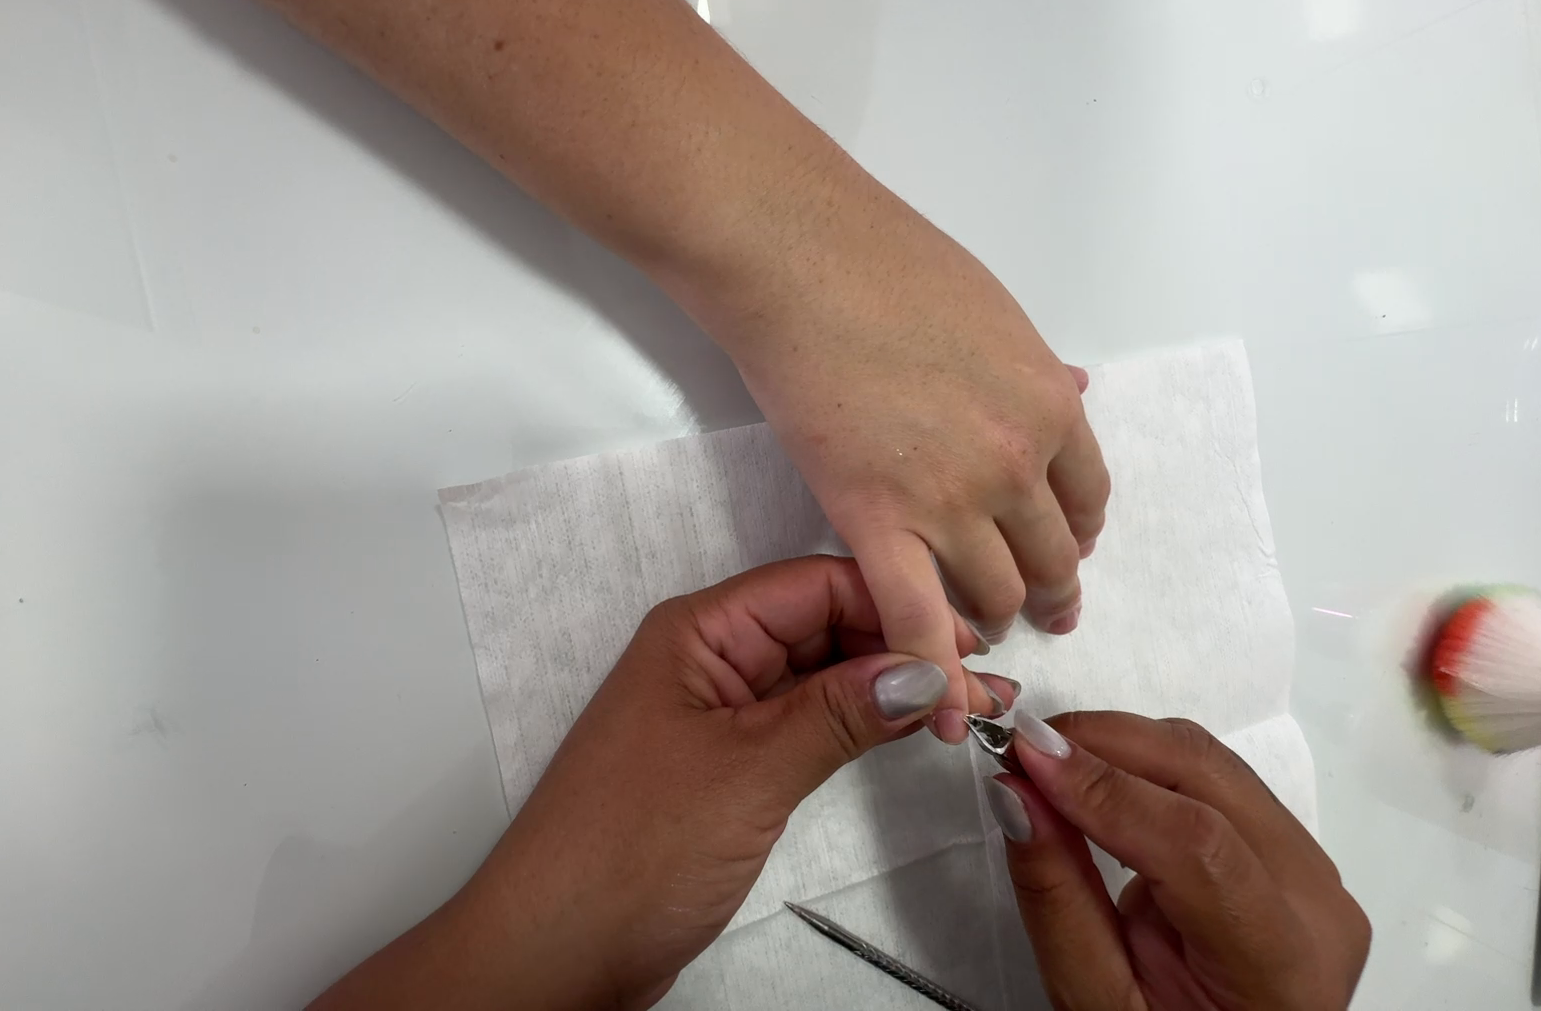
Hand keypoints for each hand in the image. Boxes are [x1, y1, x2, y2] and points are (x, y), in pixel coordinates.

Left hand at [311, 556, 1017, 1010]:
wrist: (554, 953)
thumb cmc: (637, 846)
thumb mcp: (748, 770)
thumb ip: (839, 712)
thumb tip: (927, 670)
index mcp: (703, 628)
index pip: (814, 586)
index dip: (894, 605)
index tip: (970, 641)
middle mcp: (716, 653)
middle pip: (824, 626)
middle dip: (902, 648)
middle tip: (986, 684)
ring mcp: (728, 705)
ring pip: (823, 673)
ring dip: (891, 686)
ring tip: (973, 705)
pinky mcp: (737, 755)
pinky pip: (810, 718)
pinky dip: (862, 721)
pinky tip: (915, 726)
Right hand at [722, 198, 1109, 729]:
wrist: (799, 258)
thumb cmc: (886, 264)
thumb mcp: (991, 310)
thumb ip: (1033, 367)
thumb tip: (1072, 386)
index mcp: (1049, 403)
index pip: (1087, 498)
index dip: (1075, 537)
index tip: (1061, 554)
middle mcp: (1016, 464)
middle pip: (1047, 559)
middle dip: (1047, 594)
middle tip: (1035, 616)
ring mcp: (949, 501)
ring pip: (992, 597)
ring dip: (992, 624)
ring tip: (980, 642)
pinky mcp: (874, 523)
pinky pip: (915, 620)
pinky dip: (933, 675)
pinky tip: (942, 711)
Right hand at [988, 712, 1367, 1010]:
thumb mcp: (1094, 1000)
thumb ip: (1055, 896)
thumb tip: (1014, 789)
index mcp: (1281, 964)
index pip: (1197, 844)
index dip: (1103, 787)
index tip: (1021, 756)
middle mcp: (1313, 896)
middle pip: (1201, 774)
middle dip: (1099, 741)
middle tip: (1020, 750)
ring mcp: (1304, 859)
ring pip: (1198, 754)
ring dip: (1111, 741)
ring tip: (1045, 765)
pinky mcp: (1279, 836)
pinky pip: (1199, 765)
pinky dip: (1132, 754)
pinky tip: (1088, 778)